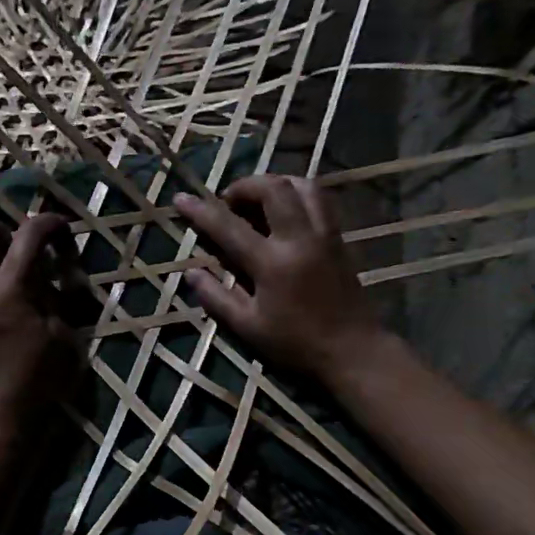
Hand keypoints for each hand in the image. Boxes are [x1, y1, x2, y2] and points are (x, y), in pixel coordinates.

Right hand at [171, 176, 389, 379]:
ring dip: (276, 183)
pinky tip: (286, 210)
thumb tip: (191, 272)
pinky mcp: (339, 238)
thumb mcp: (248, 328)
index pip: (229, 226)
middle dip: (245, 185)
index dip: (201, 210)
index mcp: (272, 263)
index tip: (181, 198)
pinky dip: (298, 193)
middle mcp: (299, 239)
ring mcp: (324, 234)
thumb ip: (217, 297)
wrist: (353, 350)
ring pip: (303, 185)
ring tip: (259, 199)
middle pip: (273, 188)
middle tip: (228, 202)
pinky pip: (320, 200)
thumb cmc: (296, 343)